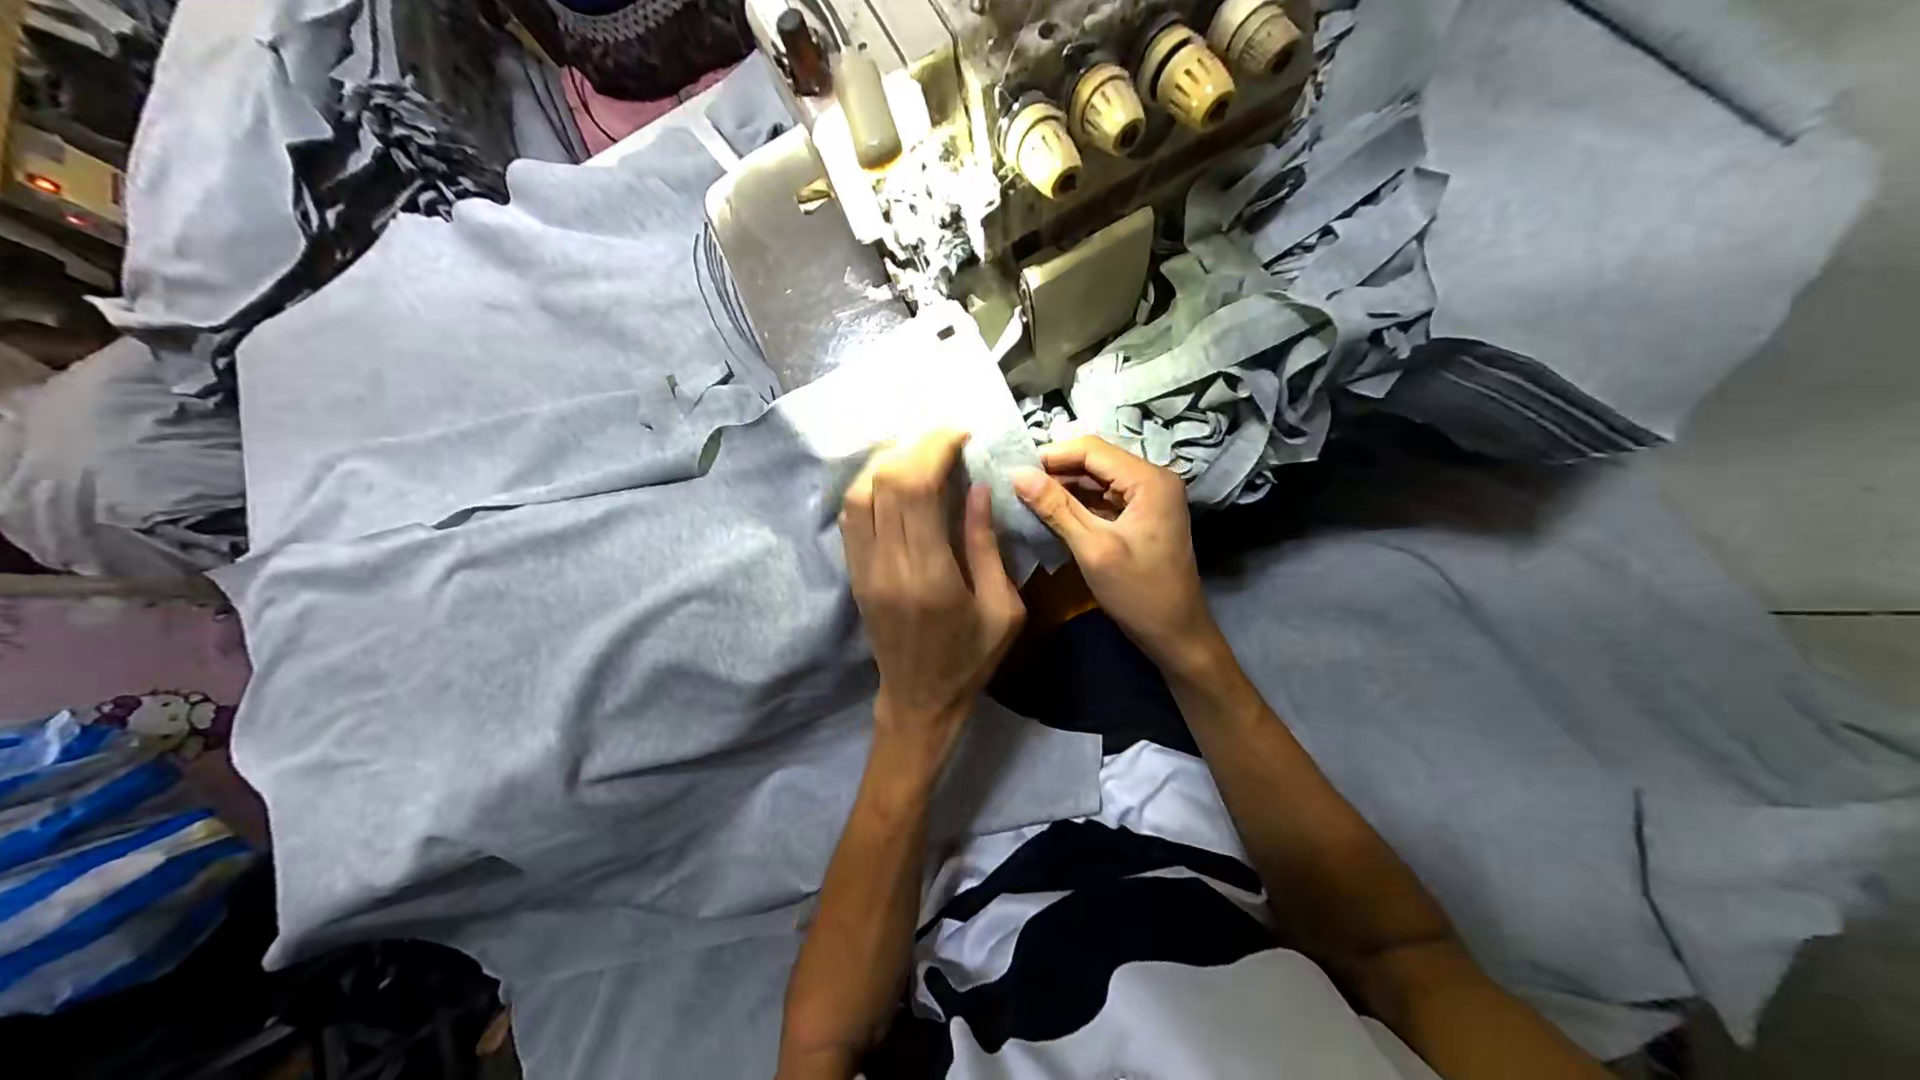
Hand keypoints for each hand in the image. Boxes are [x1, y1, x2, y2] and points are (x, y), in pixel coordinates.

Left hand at [842, 430, 1026, 770]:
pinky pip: (851, 516)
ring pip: (859, 494)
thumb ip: (987, 545)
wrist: (919, 700)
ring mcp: (863, 569)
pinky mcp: (854, 573)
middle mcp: (887, 566)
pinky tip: (893, 478)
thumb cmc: (970, 659)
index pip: (915, 489)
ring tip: (919, 452)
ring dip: (886, 462)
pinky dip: (869, 485)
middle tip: (945, 439)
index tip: (960, 435)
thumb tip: (977, 487)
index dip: (934, 449)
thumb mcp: (1002, 608)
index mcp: (929, 575)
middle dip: (914, 447)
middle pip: (884, 482)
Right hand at [1012, 436, 1221, 675]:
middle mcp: (1153, 479)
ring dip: (1064, 486)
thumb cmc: (1139, 593)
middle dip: (1056, 470)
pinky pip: (1104, 498)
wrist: (1176, 633)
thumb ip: (1056, 507)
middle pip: (1095, 460)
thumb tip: (1018, 474)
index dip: (1051, 455)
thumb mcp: (1093, 548)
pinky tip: (1050, 511)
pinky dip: (1078, 502)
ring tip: (1026, 496)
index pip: (1092, 449)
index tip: (1014, 468)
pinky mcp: (1142, 515)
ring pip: (1097, 479)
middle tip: (1015, 483)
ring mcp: (1149, 497)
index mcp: (1149, 479)